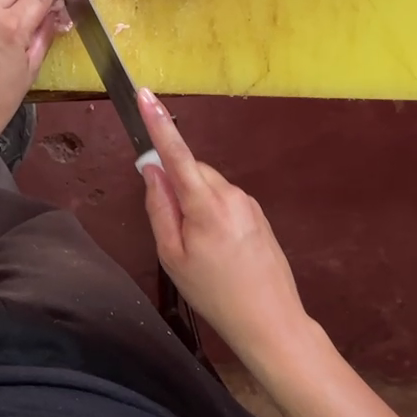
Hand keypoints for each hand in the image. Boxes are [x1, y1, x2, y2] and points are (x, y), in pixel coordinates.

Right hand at [136, 88, 310, 362]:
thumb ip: (159, 208)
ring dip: (193, 201)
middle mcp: (231, 194)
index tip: (145, 95)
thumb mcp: (172, 257)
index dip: (158, 123)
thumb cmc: (214, 293)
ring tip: (199, 248)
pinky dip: (210, 210)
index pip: (176, 153)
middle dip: (175, 185)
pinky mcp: (258, 213)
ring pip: (207, 185)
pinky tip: (216, 248)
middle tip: (173, 230)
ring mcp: (248, 202)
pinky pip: (223, 198)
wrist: (271, 322)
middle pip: (191, 170)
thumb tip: (152, 169)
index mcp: (206, 205)